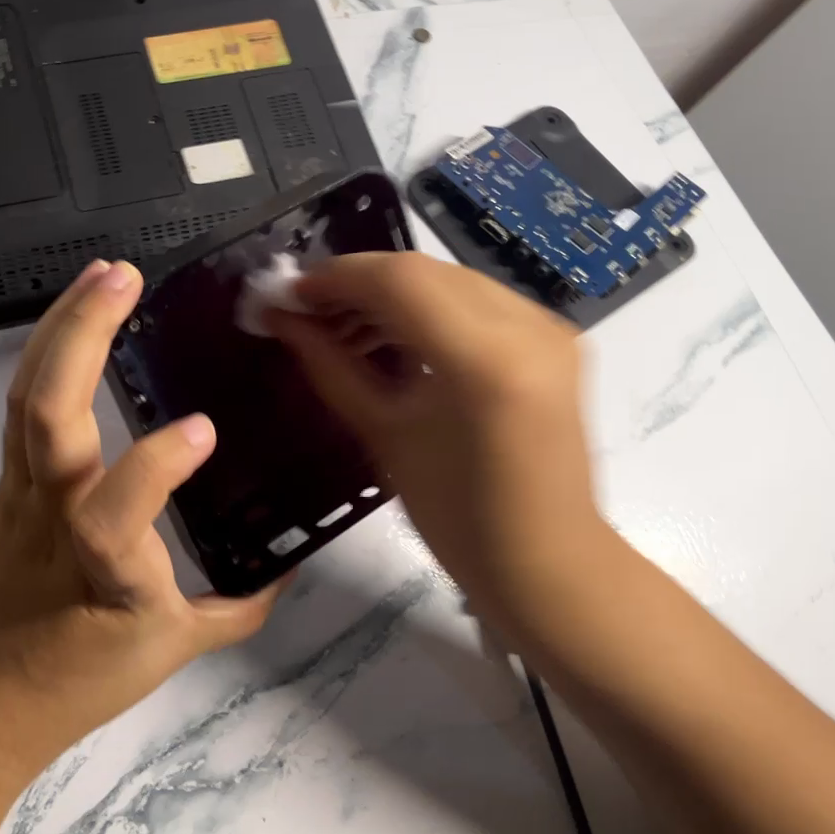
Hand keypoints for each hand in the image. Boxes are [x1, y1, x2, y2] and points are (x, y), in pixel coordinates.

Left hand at [0, 259, 285, 771]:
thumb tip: (291, 564)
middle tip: (124, 277)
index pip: (112, 519)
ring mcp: (20, 491)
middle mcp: (52, 520)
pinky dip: (46, 351)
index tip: (202, 429)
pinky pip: (21, 406)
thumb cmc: (74, 680)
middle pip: (48, 422)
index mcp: (102, 575)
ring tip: (102, 274)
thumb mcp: (170, 652)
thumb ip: (236, 607)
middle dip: (81, 339)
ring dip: (61, 327)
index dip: (151, 471)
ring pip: (26, 399)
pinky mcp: (6, 479)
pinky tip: (73, 316)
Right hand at [265, 251, 604, 632]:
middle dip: (357, 283)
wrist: (548, 562)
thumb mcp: (383, 434)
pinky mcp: (553, 336)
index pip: (399, 280)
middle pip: (422, 271)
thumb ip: (330, 364)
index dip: (336, 278)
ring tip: (340, 328)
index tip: (289, 295)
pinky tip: (389, 335)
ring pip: (447, 279)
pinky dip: (425, 308)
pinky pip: (475, 300)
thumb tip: (281, 318)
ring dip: (389, 294)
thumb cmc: (458, 517)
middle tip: (307, 310)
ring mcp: (548, 326)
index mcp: (485, 359)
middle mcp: (527, 325)